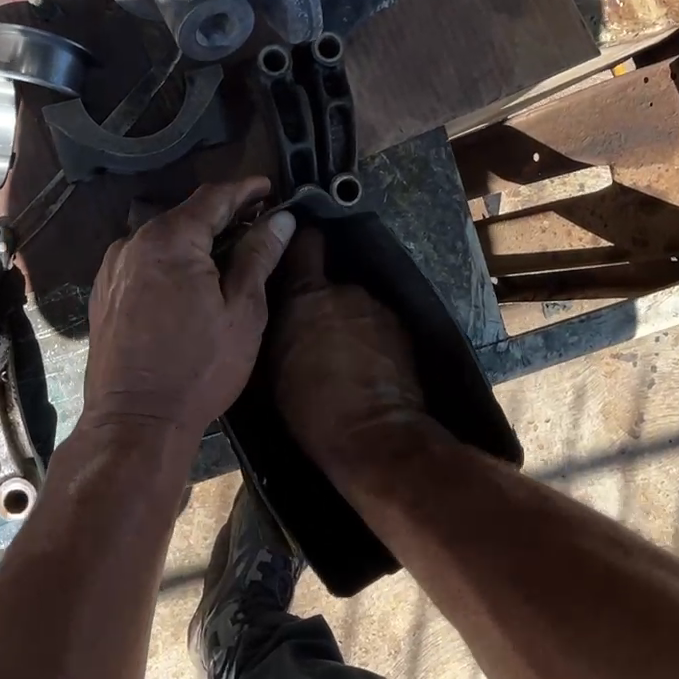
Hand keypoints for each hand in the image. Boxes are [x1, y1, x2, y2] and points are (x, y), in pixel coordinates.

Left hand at [83, 177, 295, 442]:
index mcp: (170, 239)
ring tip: (228, 251)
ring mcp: (113, 268)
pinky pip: (143, 260)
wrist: (135, 421)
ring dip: (195, 238)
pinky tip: (190, 280)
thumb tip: (281, 219)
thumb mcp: (242, 311)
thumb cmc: (198, 368)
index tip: (269, 188)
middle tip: (257, 222)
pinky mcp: (105, 293)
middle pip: (185, 214)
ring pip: (162, 237)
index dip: (245, 190)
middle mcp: (133, 242)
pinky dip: (171, 258)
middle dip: (222, 214)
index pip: (213, 197)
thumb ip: (259, 256)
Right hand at [268, 226, 429, 472]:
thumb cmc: (312, 407)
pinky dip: (369, 340)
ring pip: (355, 308)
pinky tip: (364, 368)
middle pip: (330, 285)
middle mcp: (347, 291)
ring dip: (347, 322)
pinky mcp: (403, 332)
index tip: (292, 247)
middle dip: (322, 303)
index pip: (305, 244)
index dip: (299, 243)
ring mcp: (379, 310)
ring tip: (341, 357)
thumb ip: (280, 326)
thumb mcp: (275, 367)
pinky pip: (377, 327)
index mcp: (308, 296)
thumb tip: (283, 312)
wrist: (375, 435)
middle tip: (312, 333)